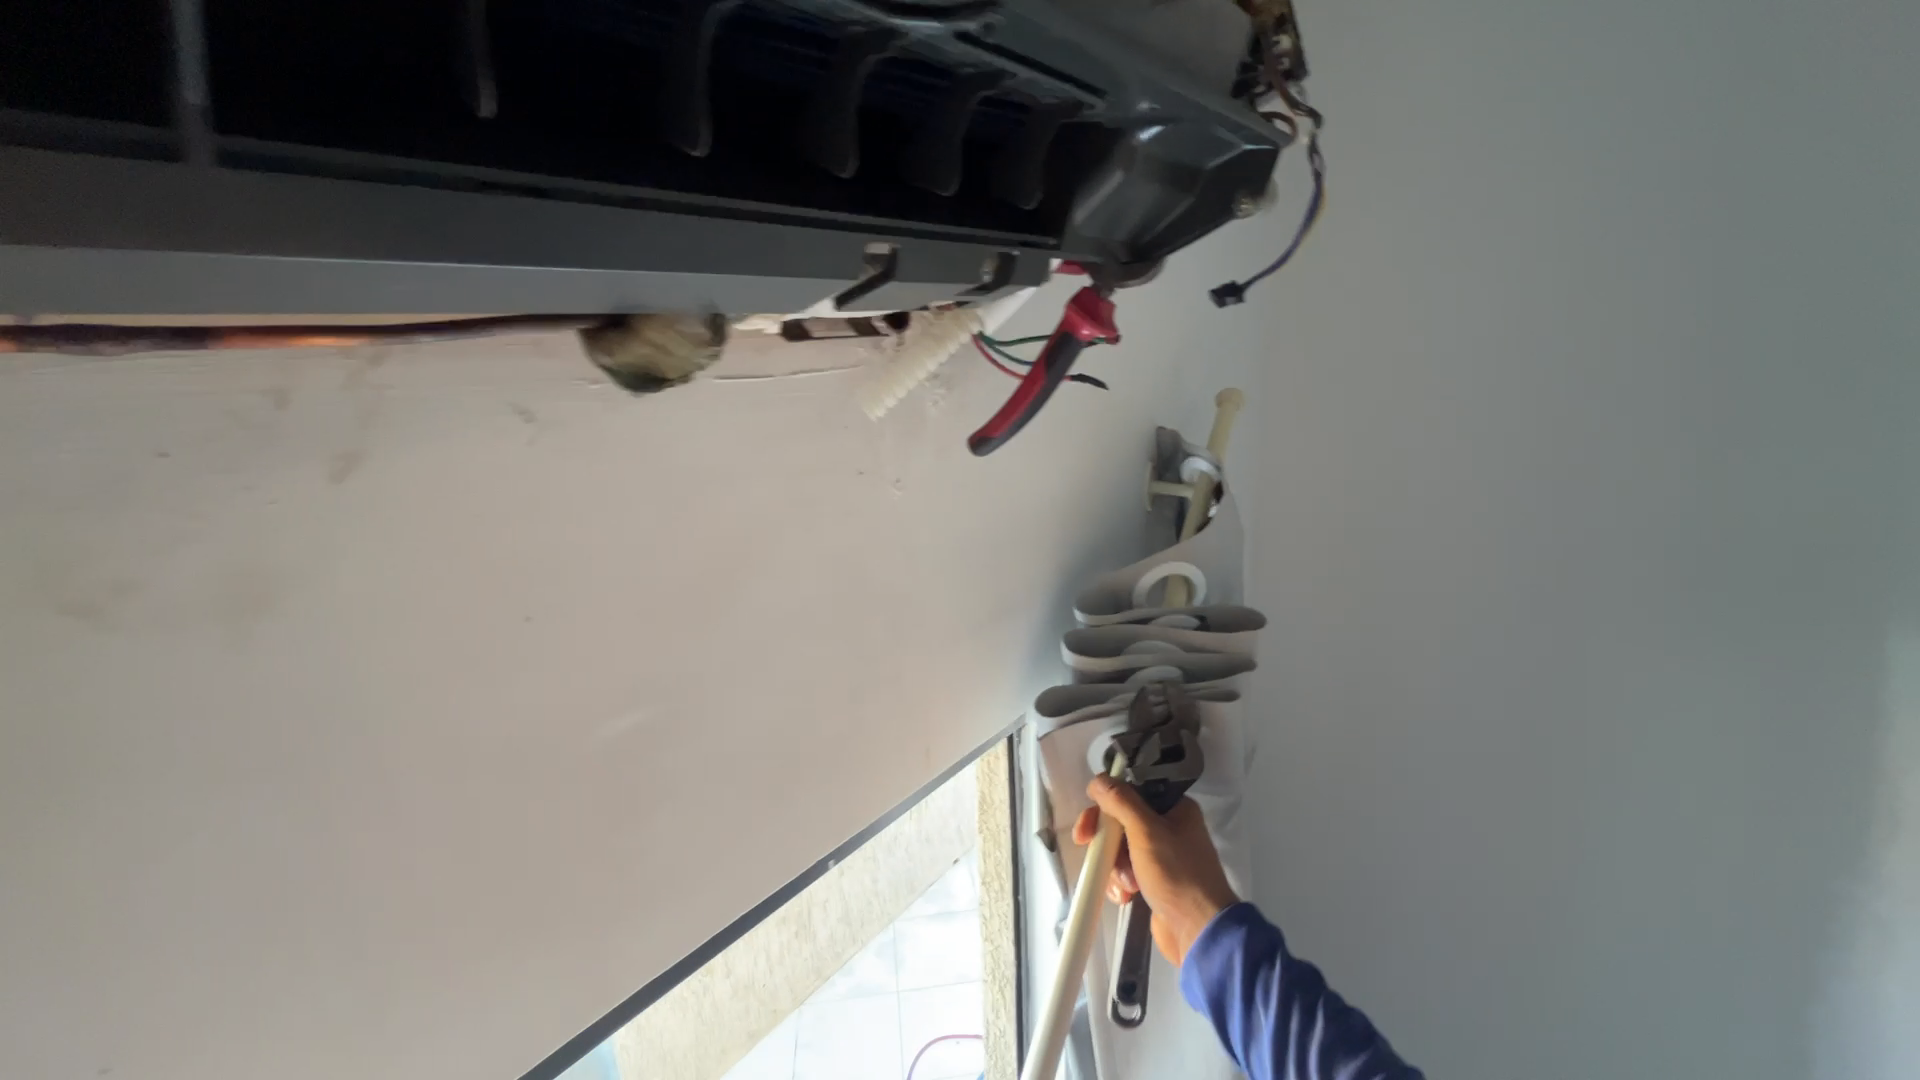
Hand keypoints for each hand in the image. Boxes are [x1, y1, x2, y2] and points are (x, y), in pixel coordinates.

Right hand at [1072, 776, 1239, 965]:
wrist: (1199, 932)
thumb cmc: (1176, 874)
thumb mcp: (1146, 831)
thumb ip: (1120, 801)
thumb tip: (1098, 780)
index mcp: (1175, 808)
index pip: (1131, 792)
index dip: (1106, 803)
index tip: (1089, 819)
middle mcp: (1170, 827)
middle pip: (1122, 820)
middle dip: (1105, 837)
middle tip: (1085, 844)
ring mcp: (1163, 856)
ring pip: (1120, 848)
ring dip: (1114, 865)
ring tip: (1125, 883)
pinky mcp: (1156, 881)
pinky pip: (1127, 872)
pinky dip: (1121, 882)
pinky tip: (1125, 896)